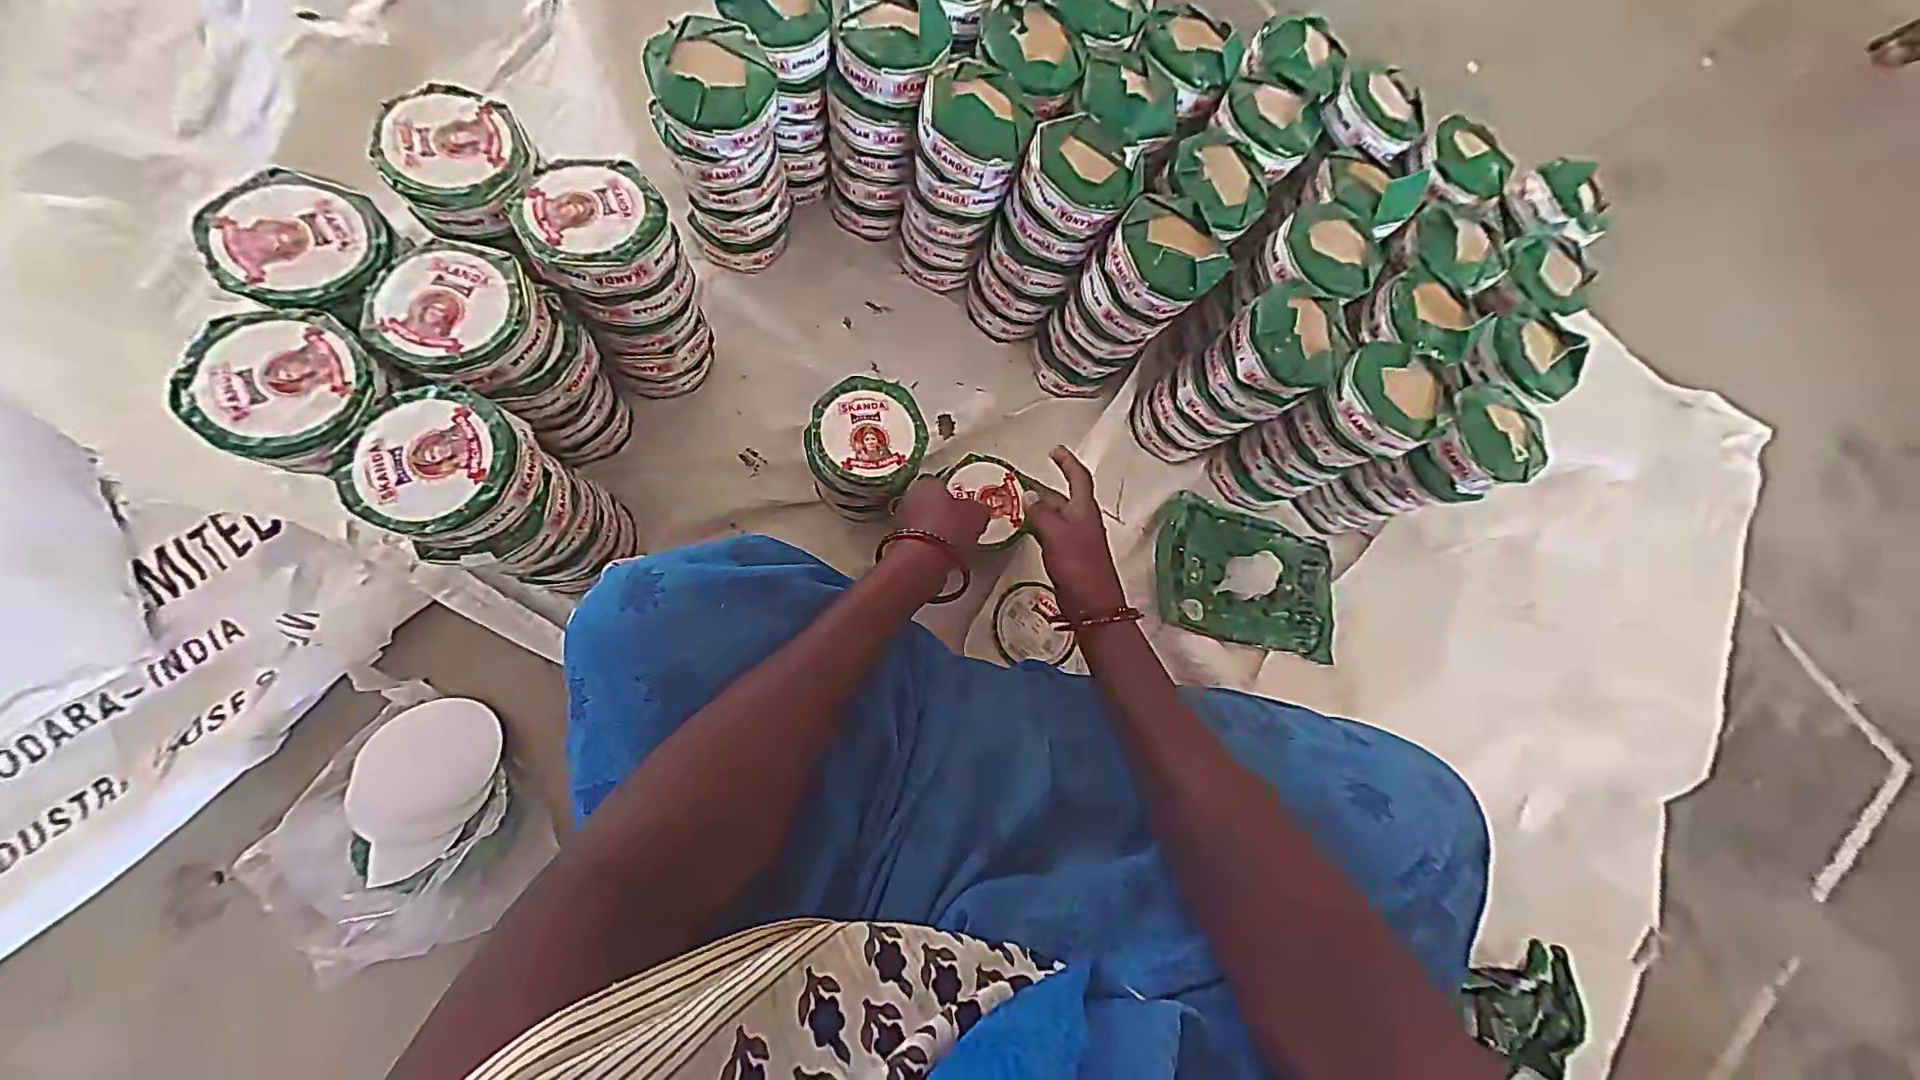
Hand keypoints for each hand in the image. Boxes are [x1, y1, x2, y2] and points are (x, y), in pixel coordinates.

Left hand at [891, 475, 990, 559]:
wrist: (924, 559)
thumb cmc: (951, 527)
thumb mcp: (977, 514)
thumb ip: (978, 508)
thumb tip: (979, 509)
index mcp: (927, 483)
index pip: (941, 484)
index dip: (955, 496)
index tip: (965, 508)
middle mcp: (908, 497)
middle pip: (929, 502)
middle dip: (943, 512)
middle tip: (960, 525)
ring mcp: (900, 520)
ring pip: (922, 521)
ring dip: (934, 530)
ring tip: (952, 543)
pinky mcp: (898, 542)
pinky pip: (918, 539)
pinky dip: (928, 544)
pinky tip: (941, 554)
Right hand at [1026, 446, 1127, 616]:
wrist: (1091, 603)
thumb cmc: (1078, 565)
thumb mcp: (1056, 534)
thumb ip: (1041, 513)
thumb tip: (1029, 494)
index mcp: (1084, 510)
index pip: (1078, 478)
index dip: (1067, 463)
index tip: (1055, 451)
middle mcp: (1082, 520)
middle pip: (1063, 497)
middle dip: (1044, 488)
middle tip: (1020, 481)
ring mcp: (1075, 538)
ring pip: (1055, 515)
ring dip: (1038, 507)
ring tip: (1016, 502)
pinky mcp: (1068, 555)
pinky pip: (1051, 532)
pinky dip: (1038, 525)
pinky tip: (1025, 528)